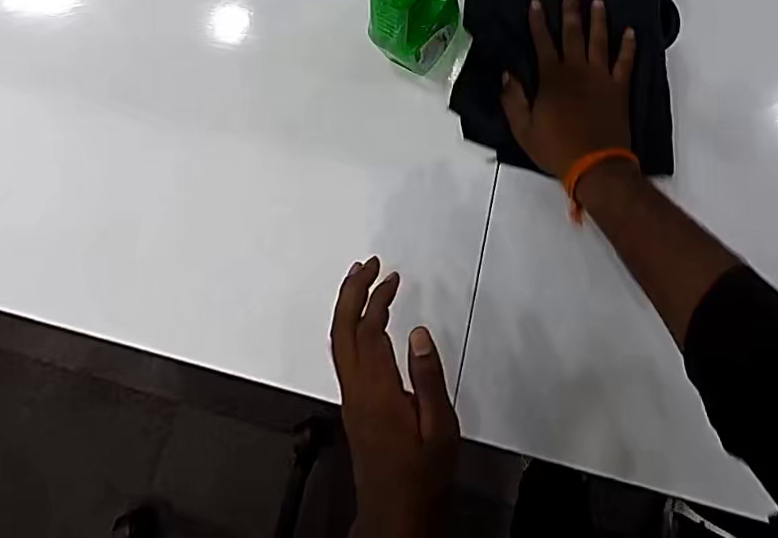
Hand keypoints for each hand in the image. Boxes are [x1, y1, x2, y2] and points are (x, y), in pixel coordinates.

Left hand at [331, 257, 458, 537]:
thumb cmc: (421, 476)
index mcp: (378, 392)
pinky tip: (359, 319)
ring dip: (346, 306)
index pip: (369, 331)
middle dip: (351, 291)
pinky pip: (342, 354)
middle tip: (366, 265)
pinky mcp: (353, 405)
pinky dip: (348, 325)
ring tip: (358, 279)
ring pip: (337, 341)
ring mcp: (351, 398)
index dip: (377, 300)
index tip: (391, 279)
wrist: (396, 516)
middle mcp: (357, 391)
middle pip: (342, 330)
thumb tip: (419, 333)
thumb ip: (429, 378)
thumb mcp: (440, 428)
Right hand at [500, 0, 636, 175]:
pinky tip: (631, 32)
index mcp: (552, 78)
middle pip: (573, 34)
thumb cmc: (556, 148)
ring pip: (600, 41)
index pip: (542, 41)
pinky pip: (626, 62)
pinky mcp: (619, 88)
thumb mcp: (523, 128)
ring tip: (598, 2)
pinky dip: (629, 46)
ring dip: (599, 20)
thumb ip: (513, 99)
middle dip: (570, 11)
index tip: (536, 3)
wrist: (597, 165)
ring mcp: (601, 77)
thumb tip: (507, 74)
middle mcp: (577, 70)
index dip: (537, 21)